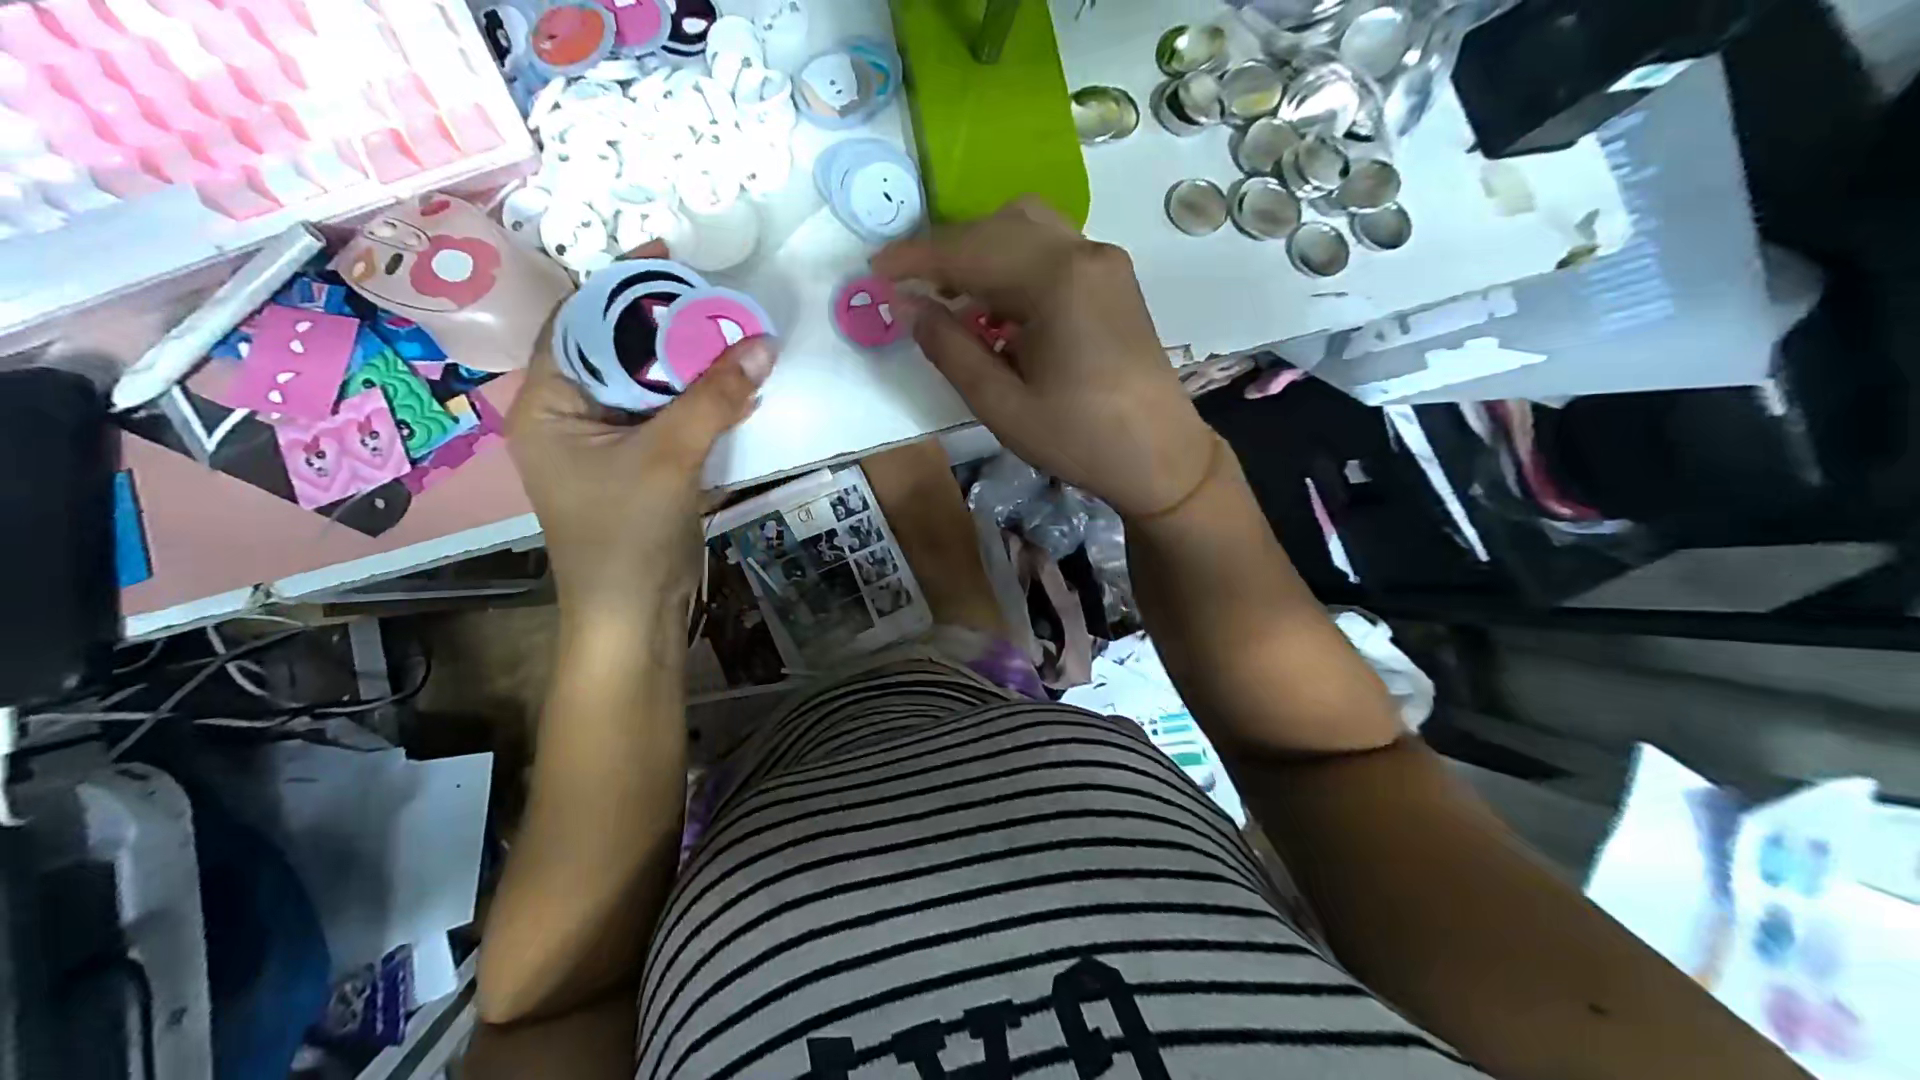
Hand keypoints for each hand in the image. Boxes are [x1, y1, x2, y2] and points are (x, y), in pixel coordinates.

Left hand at [508, 253, 776, 624]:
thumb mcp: (669, 458)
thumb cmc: (628, 535)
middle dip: (666, 323)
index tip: (671, 258)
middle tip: (715, 298)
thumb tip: (764, 343)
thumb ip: (714, 397)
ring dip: (689, 362)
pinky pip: (668, 414)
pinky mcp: (639, 463)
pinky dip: (699, 398)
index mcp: (548, 402)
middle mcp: (570, 414)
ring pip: (649, 382)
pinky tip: (735, 384)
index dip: (623, 285)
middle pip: (617, 347)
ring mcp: (606, 441)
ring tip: (732, 332)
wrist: (634, 614)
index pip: (579, 321)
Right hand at [872, 198, 1216, 518]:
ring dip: (982, 252)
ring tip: (950, 297)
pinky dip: (1013, 265)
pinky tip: (996, 306)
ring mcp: (1104, 263)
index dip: (917, 259)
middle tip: (909, 287)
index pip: (971, 250)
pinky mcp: (1113, 280)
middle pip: (1000, 225)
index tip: (875, 270)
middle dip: (948, 251)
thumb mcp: (1003, 405)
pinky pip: (1051, 251)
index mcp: (1058, 280)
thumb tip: (906, 305)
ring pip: (1028, 229)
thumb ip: (950, 349)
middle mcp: (1085, 253)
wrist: (1163, 459)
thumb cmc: (1081, 440)